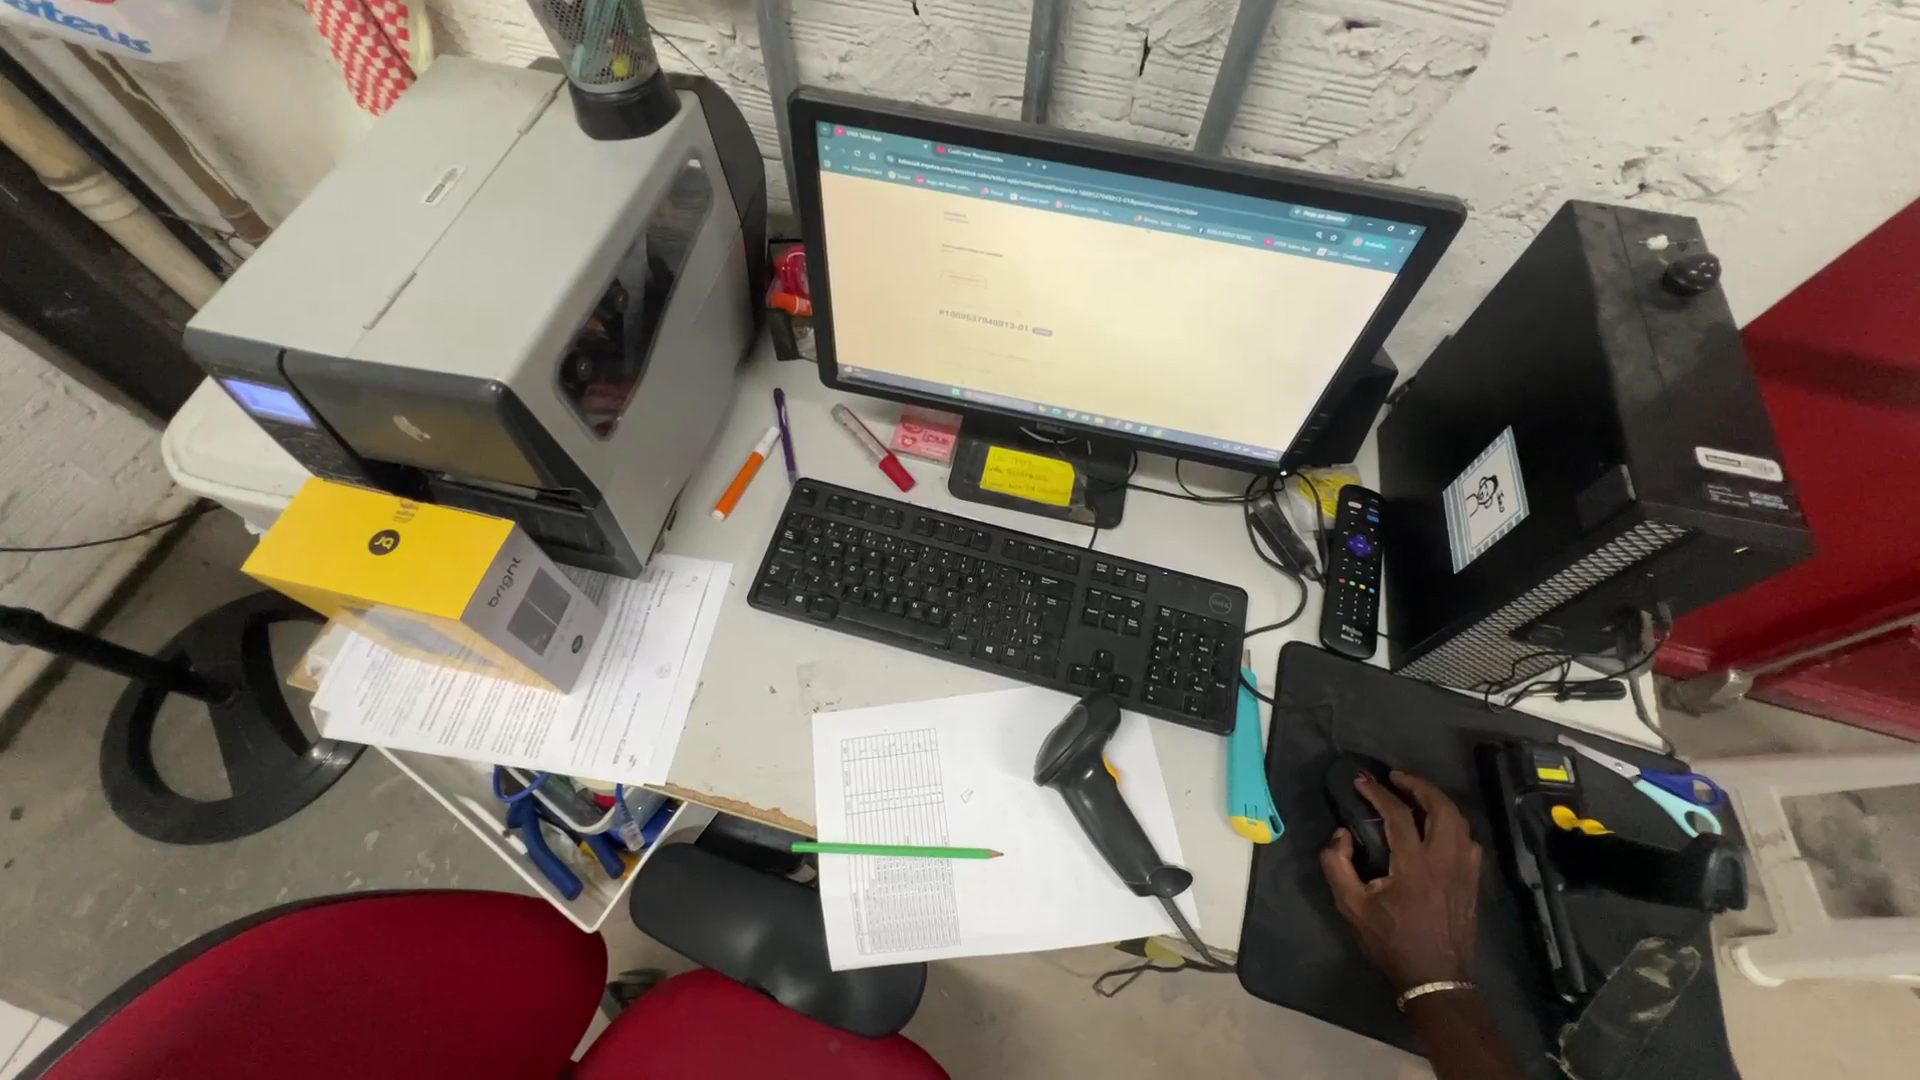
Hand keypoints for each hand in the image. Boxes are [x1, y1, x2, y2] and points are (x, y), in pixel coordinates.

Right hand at [1319, 769, 1482, 991]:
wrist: (1435, 978)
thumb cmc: (1390, 941)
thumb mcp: (1350, 905)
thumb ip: (1336, 864)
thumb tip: (1342, 835)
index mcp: (1414, 866)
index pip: (1398, 815)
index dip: (1378, 793)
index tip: (1361, 782)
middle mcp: (1445, 862)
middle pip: (1442, 809)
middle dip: (1420, 786)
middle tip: (1397, 777)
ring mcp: (1465, 873)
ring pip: (1461, 823)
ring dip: (1438, 802)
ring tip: (1416, 795)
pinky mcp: (1473, 883)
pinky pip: (1469, 842)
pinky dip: (1453, 825)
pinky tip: (1438, 828)